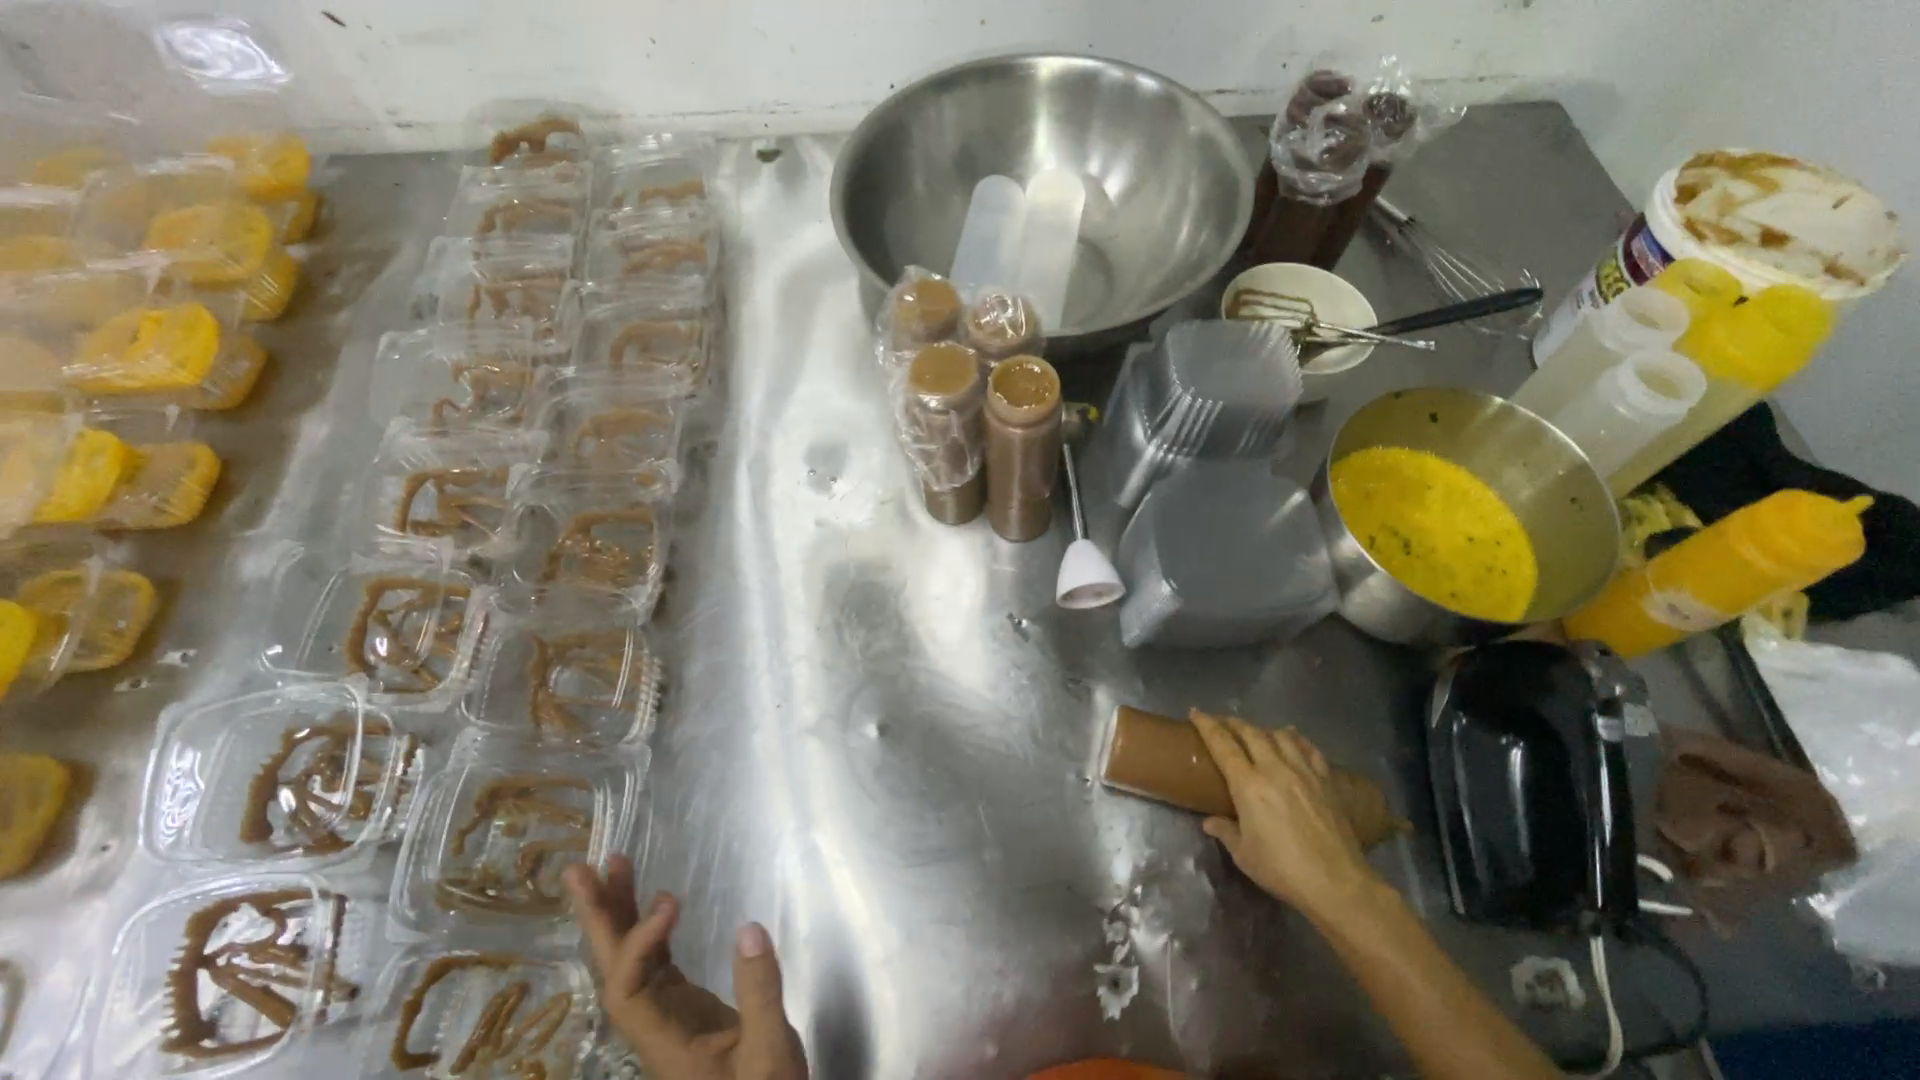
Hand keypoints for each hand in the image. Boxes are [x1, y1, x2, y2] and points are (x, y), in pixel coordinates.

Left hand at [565, 856, 808, 1079]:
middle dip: (597, 917)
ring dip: (620, 914)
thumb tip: (749, 928)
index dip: (638, 942)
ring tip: (613, 866)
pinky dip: (651, 930)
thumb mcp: (769, 1049)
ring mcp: (667, 1013)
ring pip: (632, 961)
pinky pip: (655, 961)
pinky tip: (656, 903)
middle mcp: (653, 1024)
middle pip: (612, 969)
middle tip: (581, 868)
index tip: (670, 901)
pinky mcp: (684, 1006)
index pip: (627, 988)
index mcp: (663, 1040)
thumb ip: (760, 991)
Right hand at [1189, 709, 1384, 921]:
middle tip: (1222, 722)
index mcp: (1248, 785)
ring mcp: (1304, 772)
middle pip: (1251, 733)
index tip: (1196, 713)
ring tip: (1257, 732)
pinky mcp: (1327, 781)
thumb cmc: (1282, 869)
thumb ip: (1225, 832)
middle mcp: (1275, 769)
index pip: (1223, 745)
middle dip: (1233, 723)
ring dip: (1264, 729)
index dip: (1207, 725)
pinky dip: (1297, 739)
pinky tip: (1293, 739)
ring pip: (1281, 735)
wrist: (1336, 882)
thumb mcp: (1244, 855)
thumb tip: (1210, 822)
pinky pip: (1309, 749)